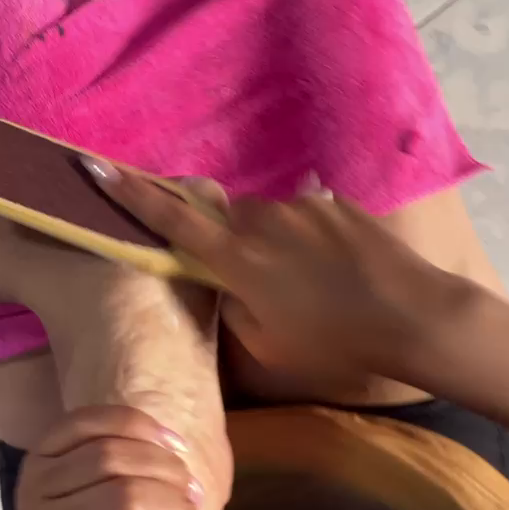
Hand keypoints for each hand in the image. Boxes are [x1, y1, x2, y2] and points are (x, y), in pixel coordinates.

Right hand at [86, 159, 490, 390]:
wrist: (414, 316)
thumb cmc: (334, 342)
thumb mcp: (267, 345)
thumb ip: (232, 305)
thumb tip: (222, 279)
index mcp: (237, 258)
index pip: (170, 219)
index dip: (129, 194)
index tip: (94, 165)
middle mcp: (262, 220)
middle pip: (222, 216)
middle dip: (226, 238)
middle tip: (254, 275)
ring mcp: (302, 207)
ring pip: (265, 218)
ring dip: (269, 242)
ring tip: (306, 279)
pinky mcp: (335, 203)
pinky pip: (303, 215)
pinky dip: (305, 239)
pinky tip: (332, 269)